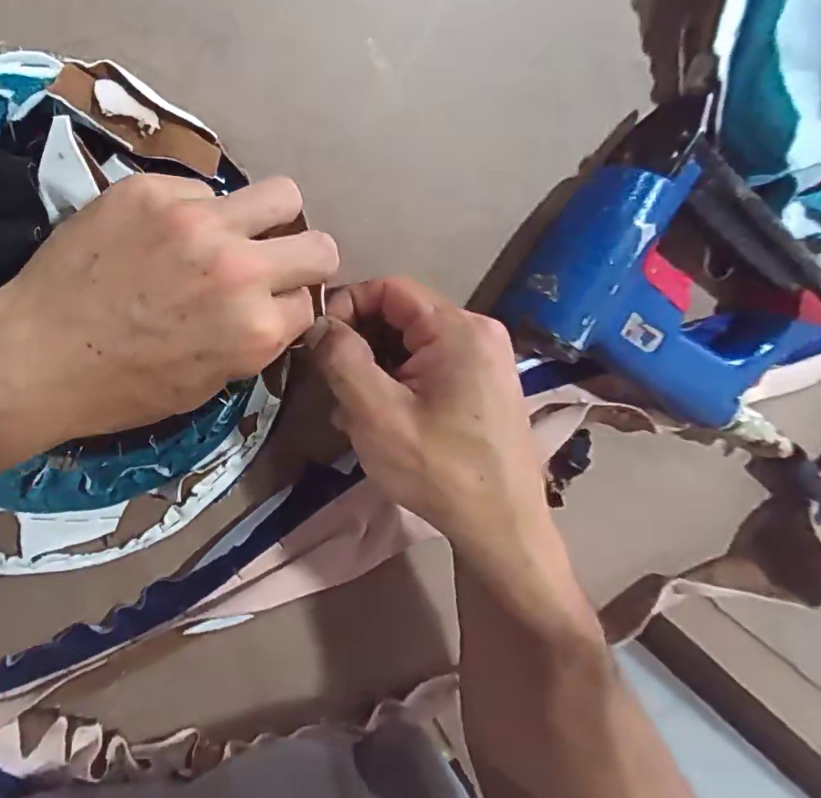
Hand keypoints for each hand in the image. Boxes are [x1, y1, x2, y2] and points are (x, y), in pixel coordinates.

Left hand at [0, 174, 337, 447]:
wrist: (34, 355)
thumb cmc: (116, 388)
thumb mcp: (203, 384)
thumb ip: (252, 341)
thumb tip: (274, 306)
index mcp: (255, 329)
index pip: (309, 301)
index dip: (288, 304)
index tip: (267, 302)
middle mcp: (239, 267)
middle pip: (319, 243)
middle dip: (299, 257)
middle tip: (265, 261)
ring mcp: (195, 219)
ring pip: (277, 194)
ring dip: (259, 219)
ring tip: (221, 233)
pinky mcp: (151, 189)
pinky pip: (200, 188)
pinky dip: (191, 210)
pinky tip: (153, 233)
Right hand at [310, 278, 548, 553]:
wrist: (503, 533)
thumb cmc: (439, 470)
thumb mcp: (376, 413)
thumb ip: (341, 358)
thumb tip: (317, 324)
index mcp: (458, 329)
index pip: (387, 288)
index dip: (345, 305)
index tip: (318, 342)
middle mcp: (477, 333)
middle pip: (398, 315)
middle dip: (357, 342)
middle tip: (330, 381)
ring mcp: (482, 361)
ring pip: (407, 343)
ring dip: (371, 367)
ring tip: (351, 409)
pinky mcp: (480, 386)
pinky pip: (425, 365)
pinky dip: (395, 382)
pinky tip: (379, 419)